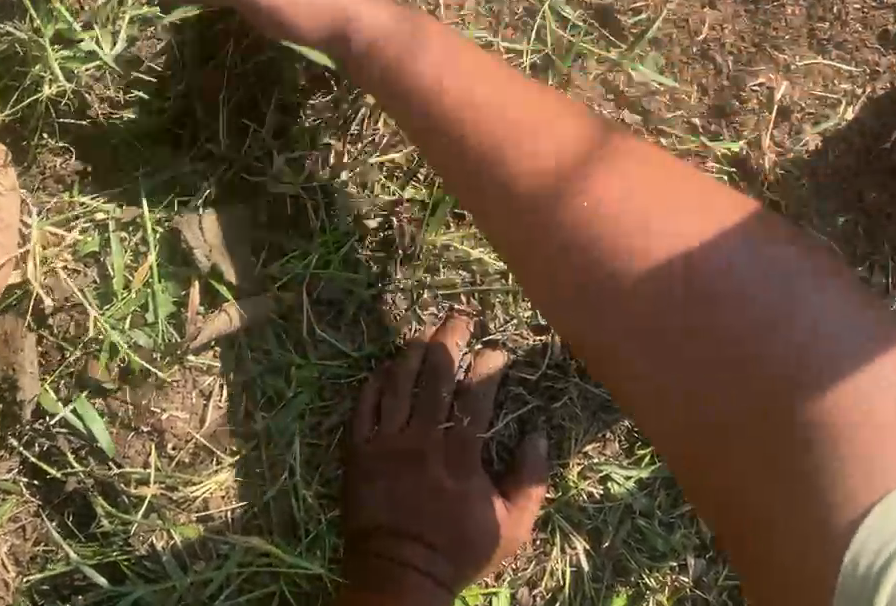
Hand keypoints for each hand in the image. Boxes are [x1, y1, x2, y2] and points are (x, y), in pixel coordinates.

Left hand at [342, 314, 549, 605]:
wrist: (398, 578)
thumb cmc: (457, 552)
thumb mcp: (511, 529)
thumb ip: (529, 481)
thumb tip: (537, 434)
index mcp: (460, 456)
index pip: (476, 395)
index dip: (488, 365)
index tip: (496, 349)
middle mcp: (422, 439)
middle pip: (436, 375)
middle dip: (450, 339)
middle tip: (459, 317)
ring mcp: (386, 442)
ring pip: (398, 381)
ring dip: (412, 352)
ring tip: (424, 333)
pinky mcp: (358, 450)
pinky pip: (364, 404)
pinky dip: (375, 380)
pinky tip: (386, 366)